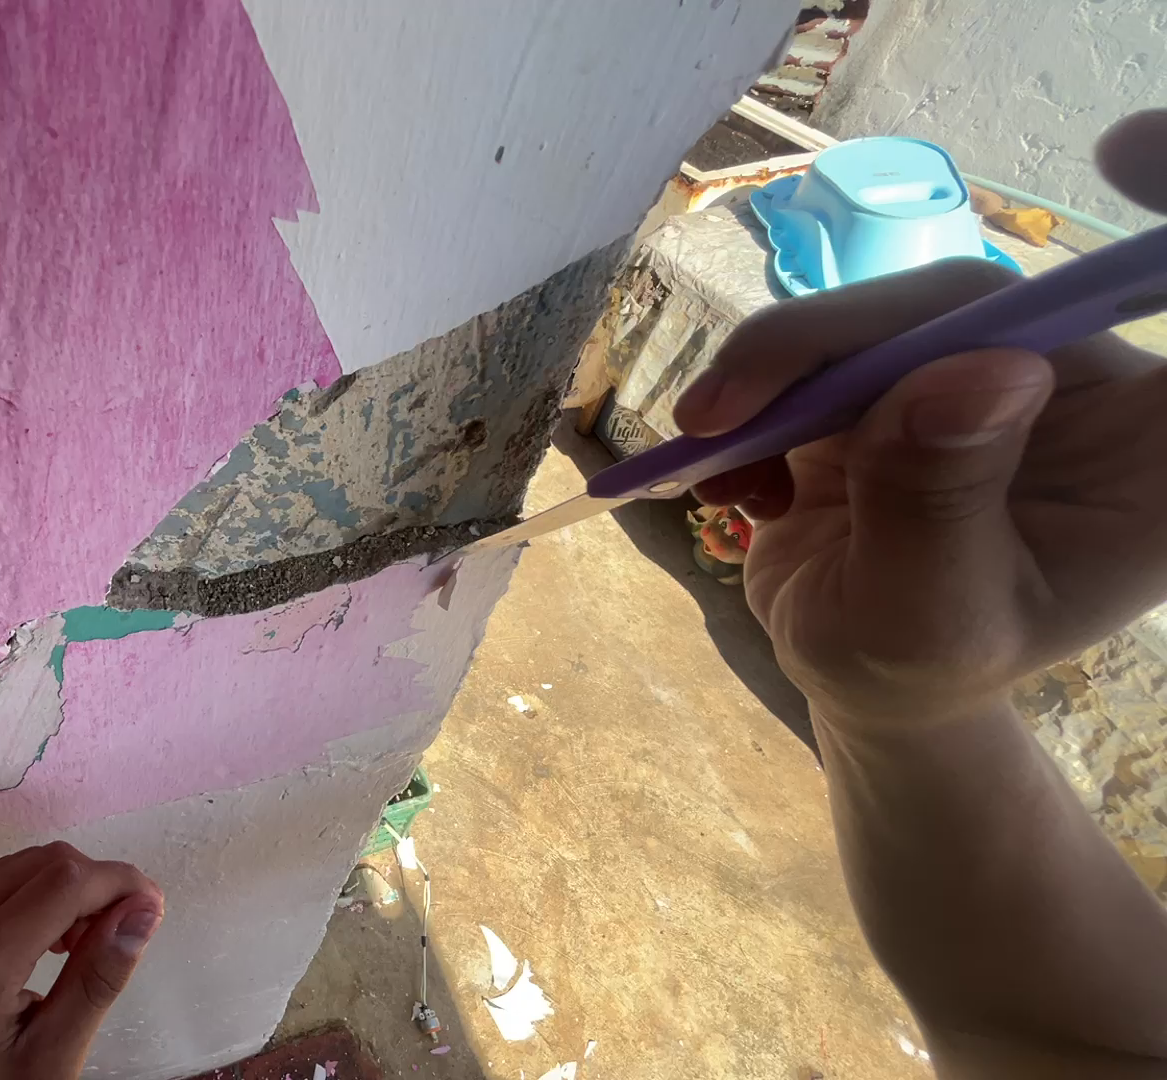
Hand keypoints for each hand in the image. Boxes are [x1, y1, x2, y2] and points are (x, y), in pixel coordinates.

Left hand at [0, 842, 163, 1079]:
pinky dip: (32, 894)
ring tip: (80, 945)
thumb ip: (98, 978)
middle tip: (118, 934)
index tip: (153, 906)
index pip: (64, 881)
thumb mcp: (50, 1060)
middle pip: (44, 861)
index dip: (118, 881)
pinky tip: (43, 939)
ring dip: (65, 887)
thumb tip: (145, 908)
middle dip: (94, 884)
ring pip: (21, 863)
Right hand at [674, 110, 1166, 734]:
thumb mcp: (923, 613)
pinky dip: (741, 415)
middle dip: (812, 348)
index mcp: (1141, 441)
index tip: (1125, 136)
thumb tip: (967, 373)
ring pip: (851, 331)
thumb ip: (939, 505)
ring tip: (704, 466)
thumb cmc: (912, 665)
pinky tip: (727, 479)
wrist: (854, 669)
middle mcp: (1059, 391)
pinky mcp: (874, 395)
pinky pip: (796, 368)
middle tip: (708, 416)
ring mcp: (957, 387)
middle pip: (946, 306)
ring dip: (755, 389)